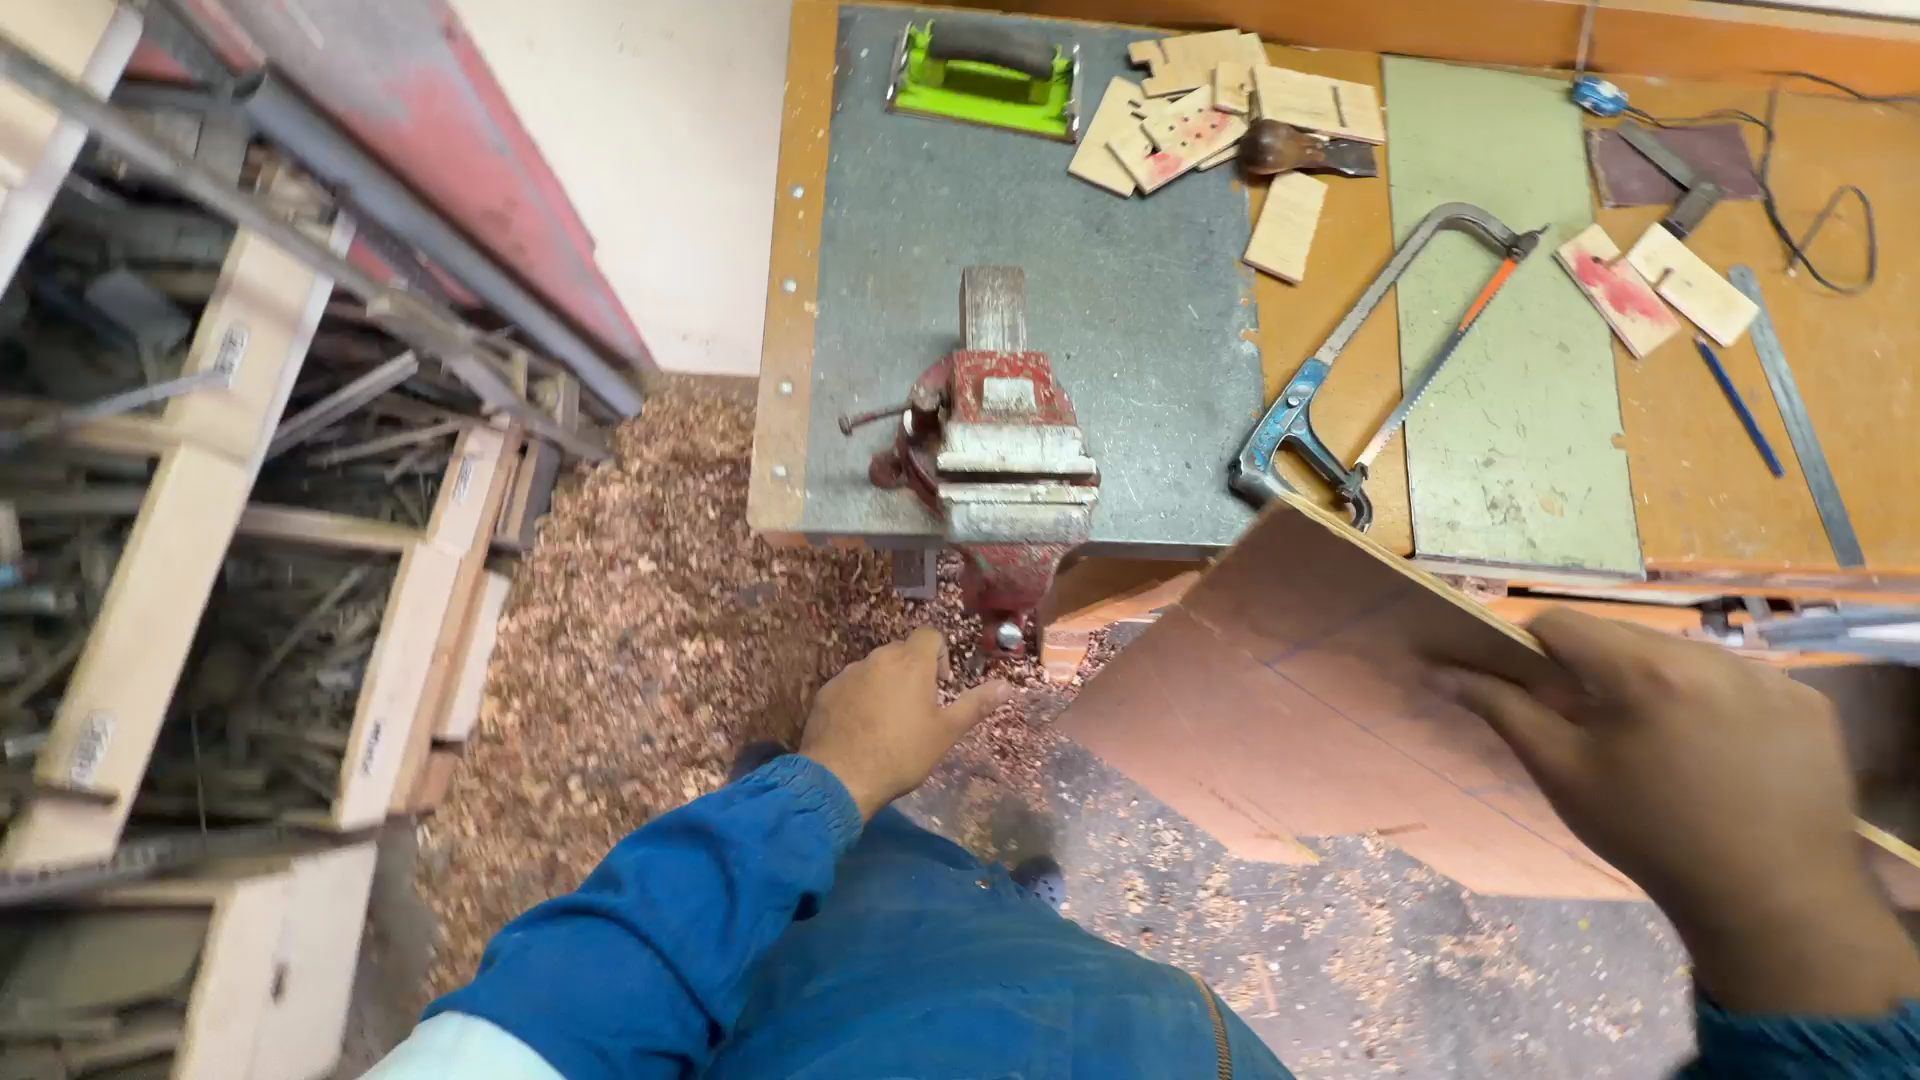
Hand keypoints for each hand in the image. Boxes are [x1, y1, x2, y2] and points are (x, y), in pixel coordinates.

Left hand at [800, 627, 1012, 819]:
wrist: (839, 778)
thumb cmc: (901, 753)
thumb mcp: (946, 732)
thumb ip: (976, 705)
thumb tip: (1007, 686)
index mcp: (910, 662)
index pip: (930, 634)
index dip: (940, 655)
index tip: (939, 686)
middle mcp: (877, 658)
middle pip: (901, 652)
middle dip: (913, 672)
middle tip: (917, 709)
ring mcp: (847, 673)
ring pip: (874, 669)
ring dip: (885, 685)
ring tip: (887, 724)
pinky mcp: (826, 692)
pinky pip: (850, 686)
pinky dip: (859, 699)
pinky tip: (860, 731)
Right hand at [1432, 608, 1919, 1015]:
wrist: (1772, 903)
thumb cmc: (1645, 833)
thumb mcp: (1557, 768)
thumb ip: (1499, 707)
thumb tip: (1438, 671)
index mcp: (1645, 672)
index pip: (1560, 623)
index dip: (1530, 647)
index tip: (1531, 688)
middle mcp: (1713, 659)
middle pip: (1618, 633)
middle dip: (1589, 664)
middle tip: (1584, 718)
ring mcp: (1771, 679)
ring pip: (1674, 650)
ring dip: (1644, 675)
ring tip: (1646, 732)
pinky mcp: (1809, 703)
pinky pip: (1730, 674)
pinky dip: (1701, 692)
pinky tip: (1703, 740)